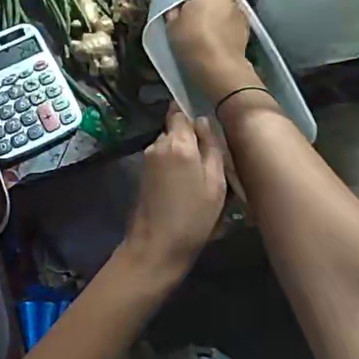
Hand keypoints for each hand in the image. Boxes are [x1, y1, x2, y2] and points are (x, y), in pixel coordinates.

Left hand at [118, 107, 226, 279]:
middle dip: (191, 139)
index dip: (192, 118)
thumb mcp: (215, 183)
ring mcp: (147, 159)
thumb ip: (211, 147)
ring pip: (169, 145)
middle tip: (210, 162)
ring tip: (199, 180)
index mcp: (178, 143)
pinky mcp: (142, 173)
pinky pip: (163, 160)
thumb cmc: (193, 217)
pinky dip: (174, 167)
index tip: (206, 131)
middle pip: (175, 129)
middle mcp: (158, 145)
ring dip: (182, 155)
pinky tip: (185, 188)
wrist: (156, 246)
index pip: (179, 112)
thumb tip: (203, 121)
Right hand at [164, 0, 258, 108]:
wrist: (218, 68)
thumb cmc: (191, 40)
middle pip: (212, 1)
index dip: (186, 2)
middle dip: (203, 10)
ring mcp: (241, 15)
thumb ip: (174, 11)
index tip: (179, 13)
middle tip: (189, 24)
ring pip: (223, 14)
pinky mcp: (247, 33)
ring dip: (215, 21)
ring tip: (202, 36)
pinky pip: (230, 28)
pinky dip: (223, 33)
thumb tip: (177, 8)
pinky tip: (213, 44)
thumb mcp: (172, 24)